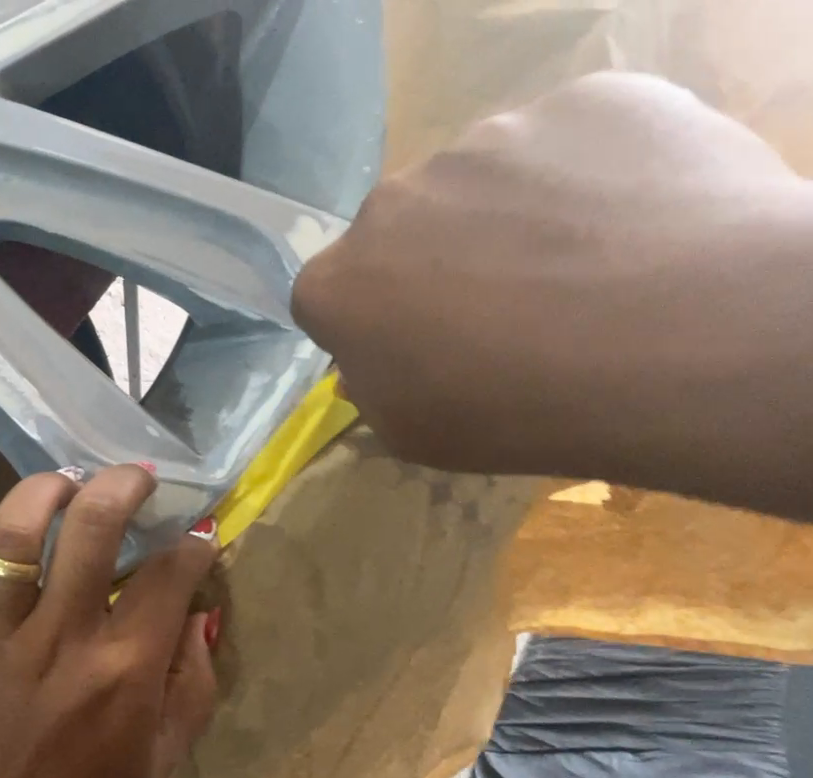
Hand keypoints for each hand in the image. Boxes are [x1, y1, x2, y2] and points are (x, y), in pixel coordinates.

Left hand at [0, 466, 217, 777]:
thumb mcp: (160, 760)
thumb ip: (190, 683)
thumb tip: (199, 611)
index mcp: (122, 671)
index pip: (168, 575)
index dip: (189, 542)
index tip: (193, 530)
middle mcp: (59, 640)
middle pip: (91, 530)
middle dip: (120, 485)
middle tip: (133, 476)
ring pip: (11, 538)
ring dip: (38, 495)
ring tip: (59, 486)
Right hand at [294, 73, 812, 515]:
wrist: (689, 336)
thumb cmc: (519, 407)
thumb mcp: (411, 431)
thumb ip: (375, 384)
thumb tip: (385, 353)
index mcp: (334, 285)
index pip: (335, 294)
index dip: (380, 319)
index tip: (425, 343)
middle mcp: (389, 202)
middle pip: (403, 227)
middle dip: (438, 259)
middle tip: (509, 304)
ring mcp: (486, 142)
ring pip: (486, 177)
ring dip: (512, 211)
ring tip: (586, 261)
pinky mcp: (585, 100)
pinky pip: (574, 135)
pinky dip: (593, 168)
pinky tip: (635, 218)